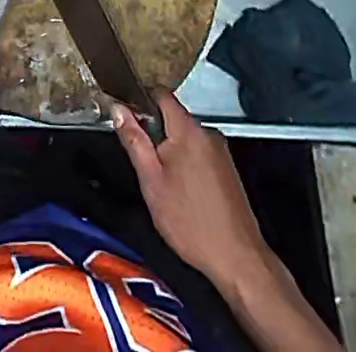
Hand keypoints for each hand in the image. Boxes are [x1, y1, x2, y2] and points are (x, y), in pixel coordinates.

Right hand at [113, 91, 270, 286]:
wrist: (237, 259)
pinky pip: (198, 152)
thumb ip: (133, 139)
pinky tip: (181, 191)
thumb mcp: (150, 179)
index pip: (161, 95)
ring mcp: (221, 152)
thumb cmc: (190, 221)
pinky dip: (185, 162)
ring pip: (184, 137)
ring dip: (169, 150)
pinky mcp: (227, 170)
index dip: (139, 100)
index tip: (126, 116)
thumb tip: (118, 109)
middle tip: (143, 161)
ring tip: (162, 181)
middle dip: (154, 132)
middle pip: (172, 117)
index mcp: (189, 131)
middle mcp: (208, 135)